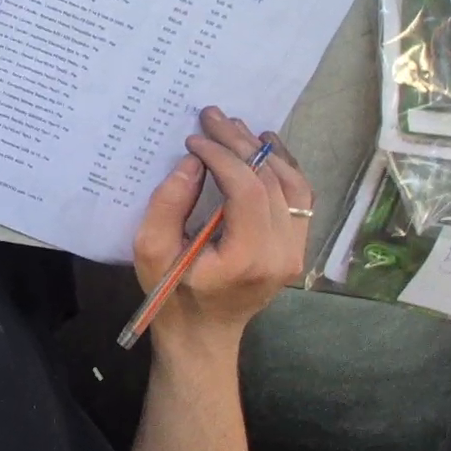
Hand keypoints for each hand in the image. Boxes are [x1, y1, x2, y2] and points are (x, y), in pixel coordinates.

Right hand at [133, 106, 311, 359]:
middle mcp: (282, 253)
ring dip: (267, 152)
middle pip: (272, 182)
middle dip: (242, 144)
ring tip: (238, 126)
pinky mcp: (295, 249)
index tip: (193, 139)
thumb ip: (169, 204)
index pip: (245, 189)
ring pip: (295, 187)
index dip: (222, 156)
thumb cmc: (169, 293)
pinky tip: (267, 149)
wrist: (202, 334)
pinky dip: (285, 169)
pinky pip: (300, 201)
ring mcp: (295, 252)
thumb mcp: (150, 249)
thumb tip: (193, 162)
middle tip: (213, 116)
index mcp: (246, 255)